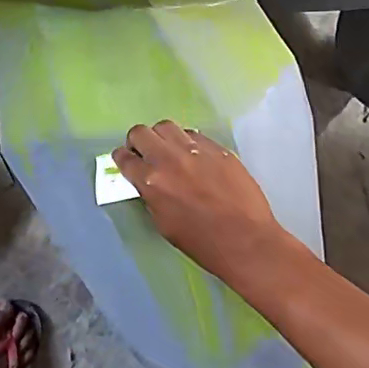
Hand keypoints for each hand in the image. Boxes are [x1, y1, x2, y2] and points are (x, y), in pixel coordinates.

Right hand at [112, 121, 292, 271]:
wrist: (246, 240)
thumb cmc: (200, 240)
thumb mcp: (162, 221)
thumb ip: (150, 194)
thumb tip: (147, 182)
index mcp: (150, 180)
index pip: (124, 157)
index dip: (122, 158)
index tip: (126, 161)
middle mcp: (168, 159)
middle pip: (140, 133)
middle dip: (138, 142)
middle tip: (146, 154)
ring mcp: (195, 150)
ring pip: (166, 127)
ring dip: (162, 138)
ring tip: (170, 151)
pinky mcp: (218, 149)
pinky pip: (194, 135)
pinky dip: (187, 142)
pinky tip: (195, 157)